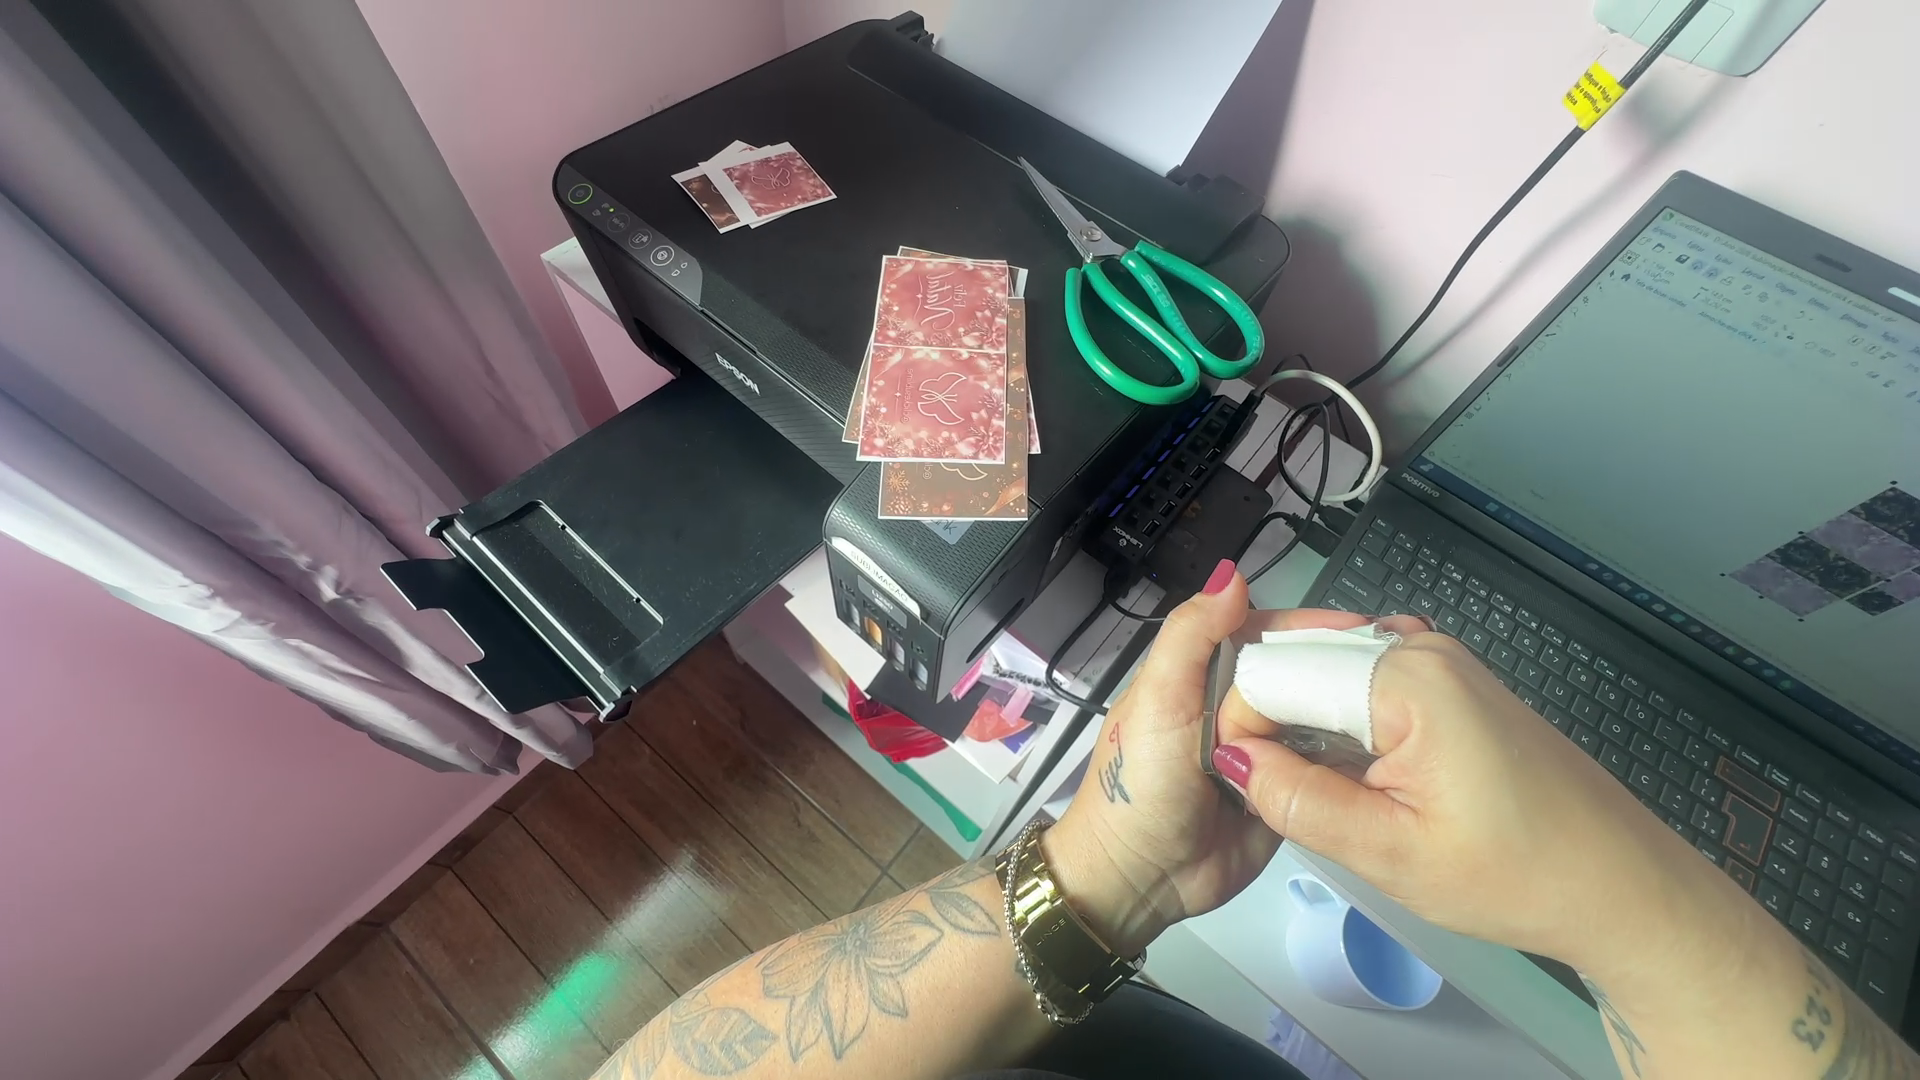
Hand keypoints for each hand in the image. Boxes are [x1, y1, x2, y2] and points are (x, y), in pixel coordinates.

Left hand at [1044, 563, 1425, 954]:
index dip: (1313, 627)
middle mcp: (1237, 703)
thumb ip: (1189, 637)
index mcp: (1204, 672)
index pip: (1266, 632)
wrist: (1139, 876)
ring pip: (1317, 716)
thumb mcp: (1158, 698)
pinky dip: (1354, 756)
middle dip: (1347, 666)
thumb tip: (1232, 573)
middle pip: (1299, 672)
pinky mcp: (1285, 789)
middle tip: (1414, 666)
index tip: (1371, 628)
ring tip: (1420, 705)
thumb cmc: (1141, 780)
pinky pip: (1323, 766)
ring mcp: (1264, 748)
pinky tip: (1402, 750)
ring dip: (1358, 710)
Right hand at [1213, 624, 1721, 965]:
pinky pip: (1352, 678)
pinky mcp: (1440, 675)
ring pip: (1318, 669)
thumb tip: (1228, 756)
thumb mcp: (1392, 854)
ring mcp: (1431, 653)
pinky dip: (1330, 716)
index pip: (1274, 675)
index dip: (1240, 726)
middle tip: (1273, 787)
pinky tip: (1346, 763)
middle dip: (1268, 721)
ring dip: (1297, 720)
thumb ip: (1298, 800)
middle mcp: (1412, 643)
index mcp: (1403, 674)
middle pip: (1294, 661)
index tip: (1241, 783)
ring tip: (1309, 781)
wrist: (1630, 890)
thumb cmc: (1518, 877)